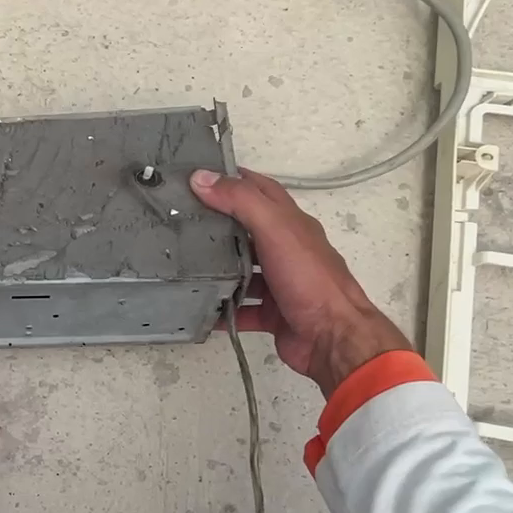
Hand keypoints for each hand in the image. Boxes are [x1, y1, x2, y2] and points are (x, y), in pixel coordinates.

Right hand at [189, 168, 412, 397]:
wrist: (332, 338)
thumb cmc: (310, 280)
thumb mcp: (276, 231)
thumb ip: (241, 202)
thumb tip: (203, 178)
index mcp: (292, 225)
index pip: (262, 191)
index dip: (235, 178)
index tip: (201, 174)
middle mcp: (287, 251)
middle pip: (247, 230)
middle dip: (217, 223)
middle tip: (180, 219)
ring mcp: (279, 283)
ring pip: (241, 270)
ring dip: (216, 268)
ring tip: (181, 264)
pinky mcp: (271, 312)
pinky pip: (238, 308)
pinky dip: (219, 309)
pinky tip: (197, 307)